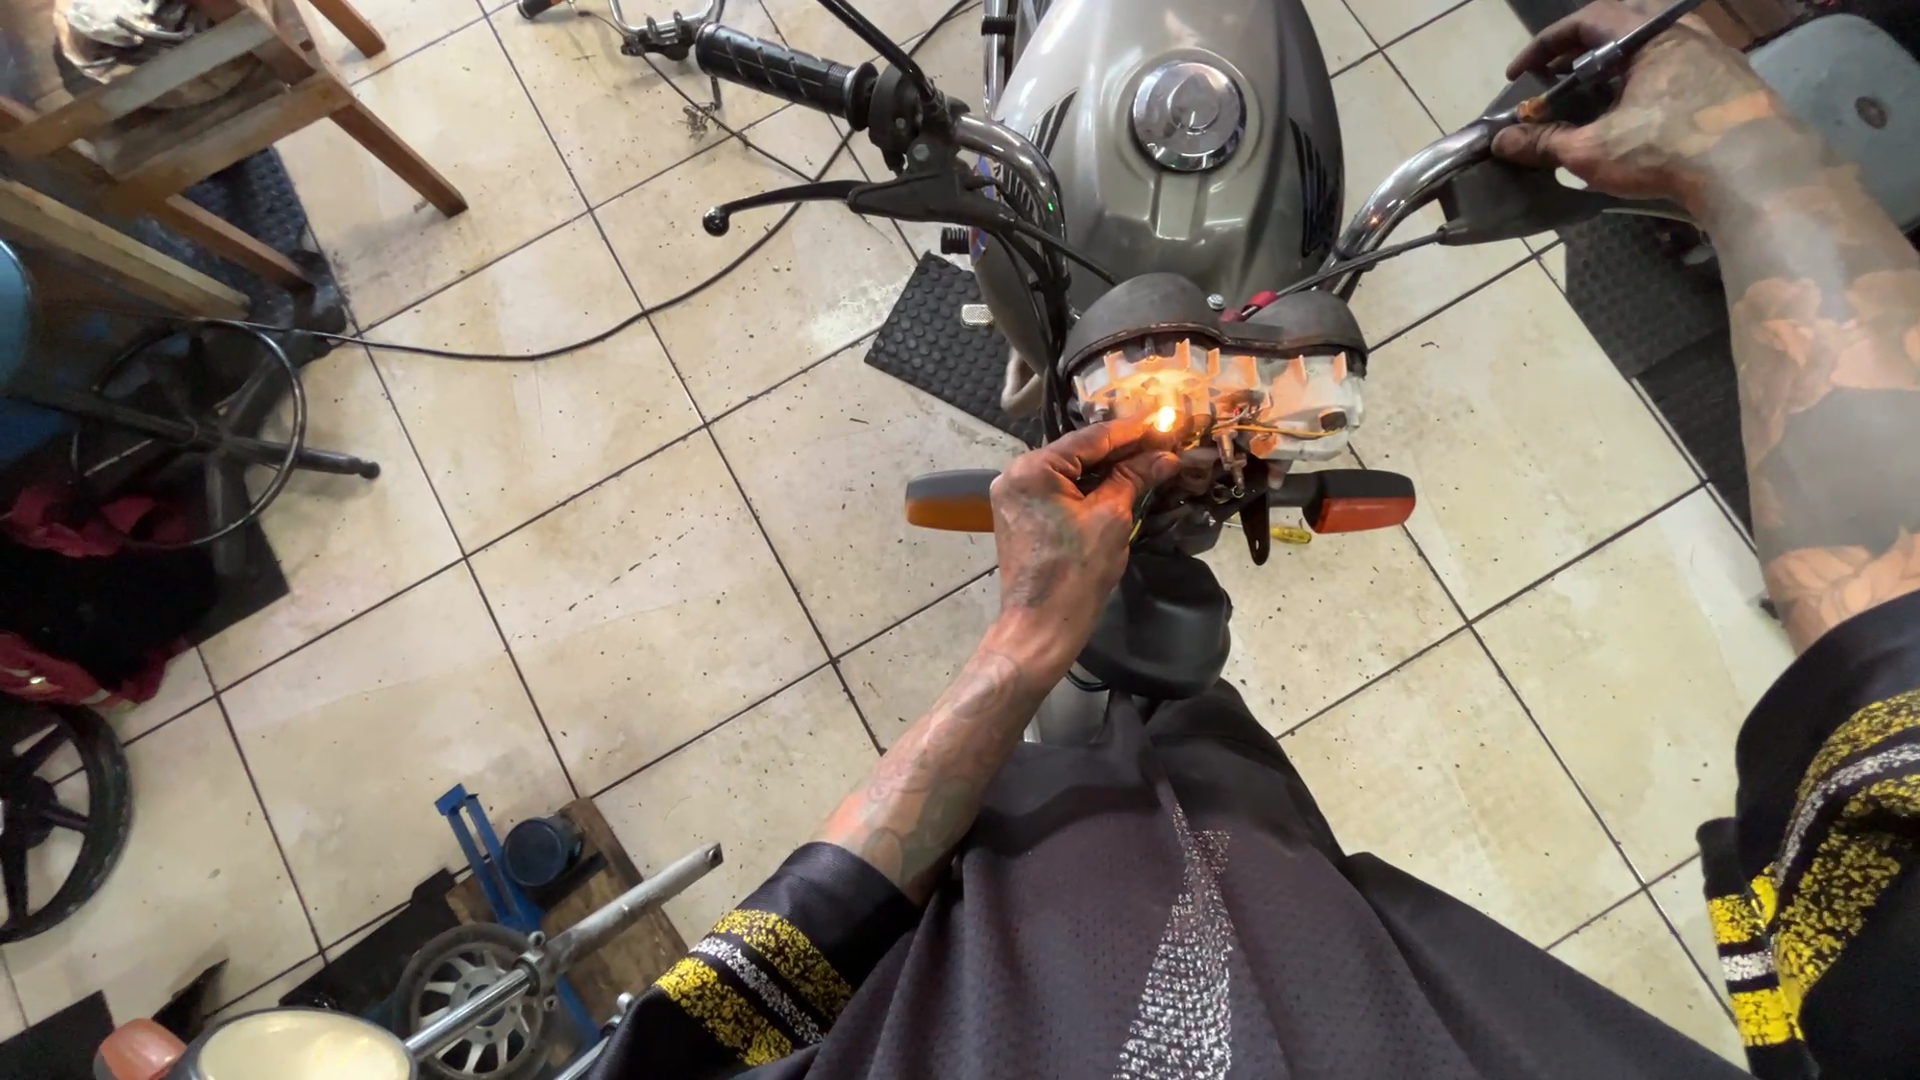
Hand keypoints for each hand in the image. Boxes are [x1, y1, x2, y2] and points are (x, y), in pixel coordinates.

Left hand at [988, 417, 1181, 668]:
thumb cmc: (1075, 574)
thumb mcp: (1111, 518)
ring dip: (1107, 468)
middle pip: (1077, 452)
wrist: (1041, 626)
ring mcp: (1014, 496)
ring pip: (1069, 472)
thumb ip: (1134, 478)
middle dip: (1121, 449)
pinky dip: (1088, 487)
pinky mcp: (1021, 516)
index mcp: (1032, 469)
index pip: (1090, 439)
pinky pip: (1059, 491)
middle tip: (1162, 440)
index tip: (1163, 420)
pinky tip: (1120, 482)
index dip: (1131, 430)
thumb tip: (1165, 456)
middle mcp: (1015, 475)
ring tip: (1149, 459)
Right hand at [1489, 0, 1778, 211]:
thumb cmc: (1663, 148)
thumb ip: (1543, 141)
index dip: (1545, 44)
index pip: (1589, 20)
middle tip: (1552, 74)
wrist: (1748, 165)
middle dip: (1579, 46)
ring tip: (1584, 93)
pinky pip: (1669, 62)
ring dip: (1610, 62)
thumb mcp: (1589, 150)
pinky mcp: (1722, 78)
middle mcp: (1683, 33)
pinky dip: (1636, 76)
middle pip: (1623, 22)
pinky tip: (1623, 107)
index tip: (1518, 73)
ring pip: (1648, 42)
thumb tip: (1501, 140)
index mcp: (1650, 38)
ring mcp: (1709, 52)